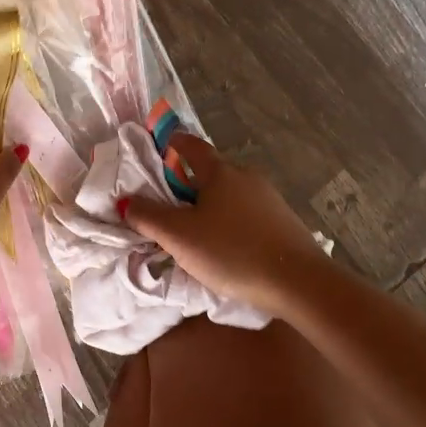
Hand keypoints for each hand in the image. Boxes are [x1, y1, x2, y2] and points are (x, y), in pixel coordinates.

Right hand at [122, 134, 329, 315]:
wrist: (300, 283)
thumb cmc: (233, 251)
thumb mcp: (180, 237)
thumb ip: (149, 217)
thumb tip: (125, 200)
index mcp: (219, 171)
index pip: (190, 145)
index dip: (170, 144)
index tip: (156, 150)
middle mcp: (245, 176)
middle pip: (210, 170)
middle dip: (188, 182)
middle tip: (169, 204)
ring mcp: (269, 199)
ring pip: (231, 193)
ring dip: (212, 204)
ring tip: (196, 230)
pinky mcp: (284, 223)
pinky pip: (248, 213)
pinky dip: (233, 221)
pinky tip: (228, 246)